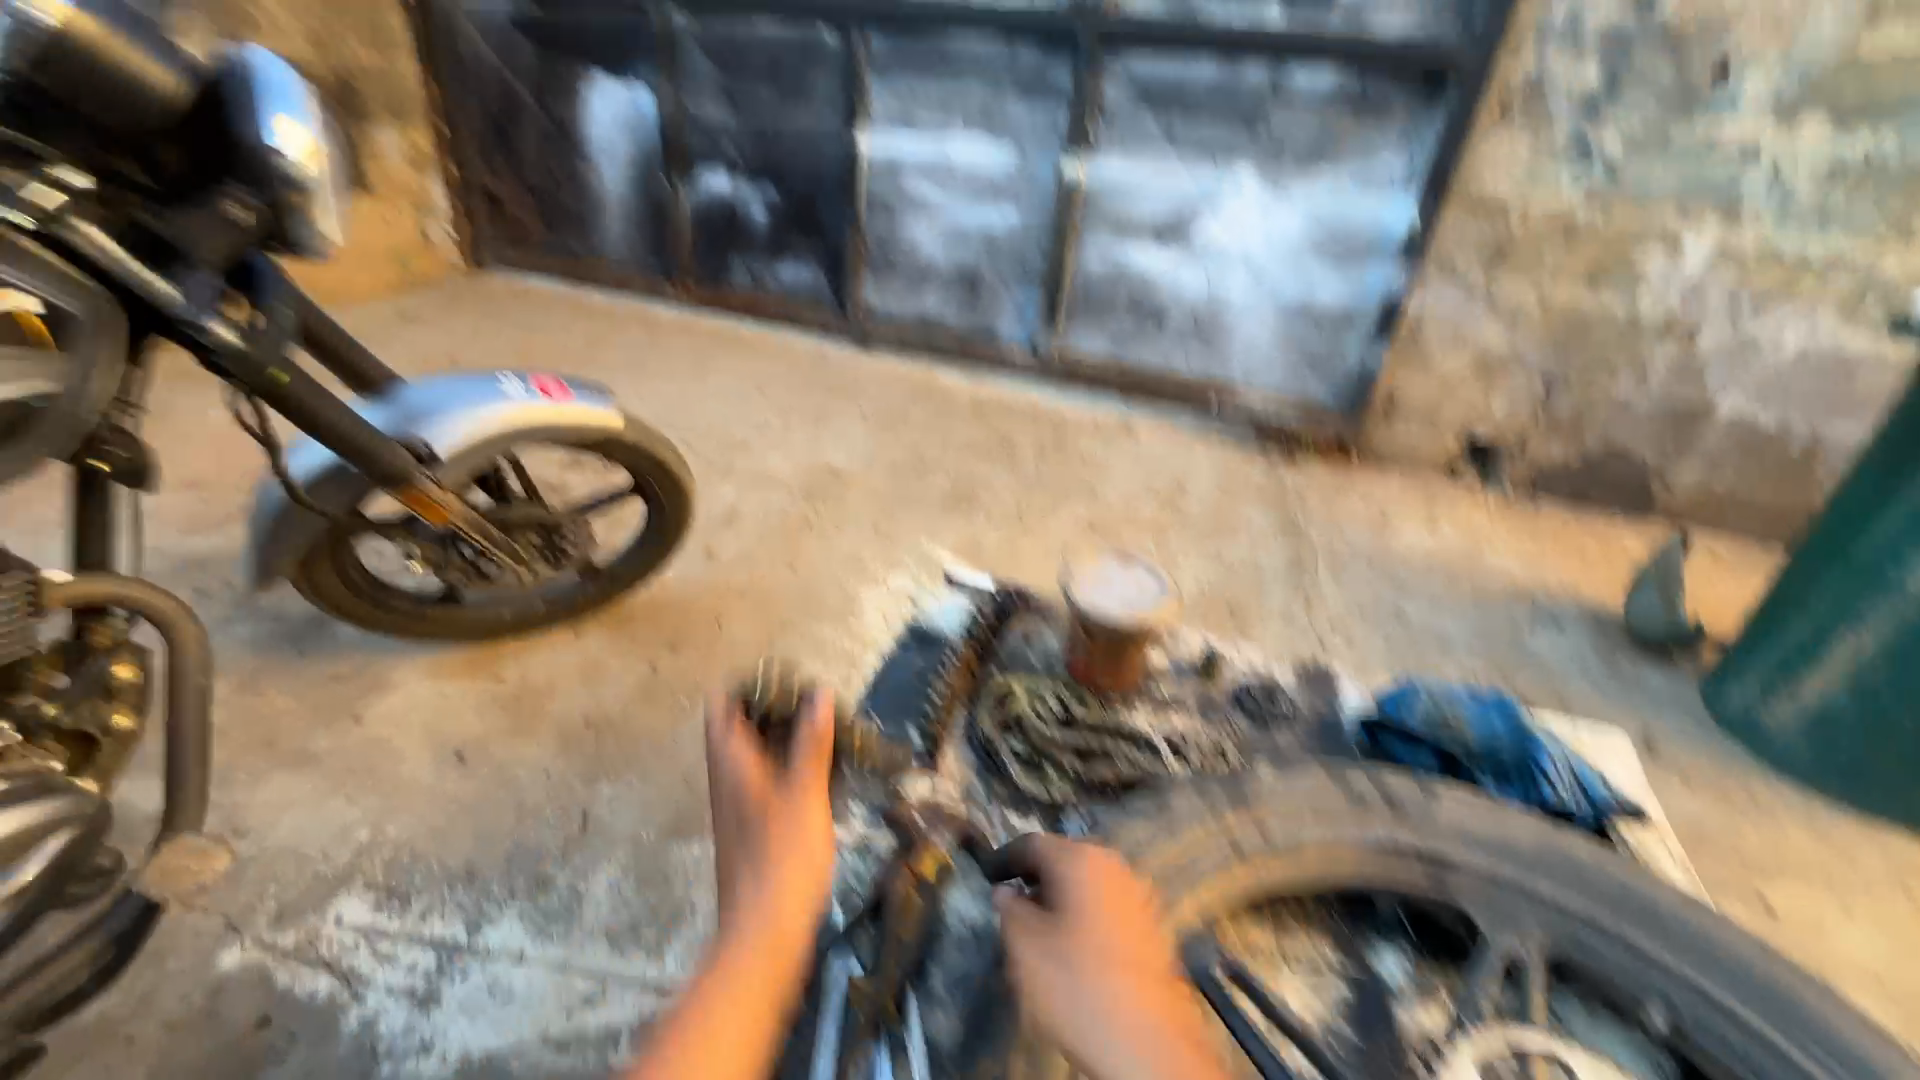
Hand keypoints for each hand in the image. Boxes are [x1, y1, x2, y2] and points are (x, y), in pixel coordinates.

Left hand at [705, 687, 836, 950]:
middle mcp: (726, 780)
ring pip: (752, 757)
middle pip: (737, 729)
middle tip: (811, 698)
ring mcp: (736, 807)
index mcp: (730, 763)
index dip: (747, 685)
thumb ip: (812, 742)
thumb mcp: (806, 792)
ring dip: (780, 738)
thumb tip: (818, 692)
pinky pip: (764, 781)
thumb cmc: (782, 857)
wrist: (763, 933)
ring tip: (821, 728)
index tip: (784, 676)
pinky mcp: (751, 830)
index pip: (722, 707)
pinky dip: (786, 766)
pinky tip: (818, 773)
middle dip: (769, 708)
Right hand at [993, 835, 1228, 1079]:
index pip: (1031, 843)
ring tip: (1041, 930)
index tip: (987, 879)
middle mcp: (1113, 864)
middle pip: (1064, 859)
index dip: (1004, 859)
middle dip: (1036, 878)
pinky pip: (1107, 906)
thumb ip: (1009, 909)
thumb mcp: (1024, 946)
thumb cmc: (1076, 984)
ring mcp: (1138, 893)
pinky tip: (1075, 947)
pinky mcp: (1152, 924)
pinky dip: (1086, 915)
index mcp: (1080, 858)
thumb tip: (1006, 891)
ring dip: (1062, 898)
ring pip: (1087, 883)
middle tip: (1012, 905)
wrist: (1147, 1040)